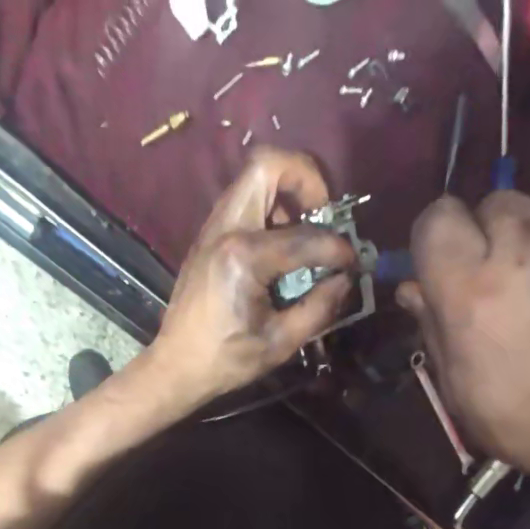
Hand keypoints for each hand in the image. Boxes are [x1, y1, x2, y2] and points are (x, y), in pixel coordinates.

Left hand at [145, 148, 358, 404]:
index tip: (352, 263)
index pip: (305, 235)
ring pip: (255, 176)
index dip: (337, 248)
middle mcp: (226, 229)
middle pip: (269, 164)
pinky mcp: (210, 235)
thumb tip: (346, 279)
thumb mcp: (281, 343)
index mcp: (243, 258)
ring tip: (306, 230)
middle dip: (307, 180)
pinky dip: (271, 206)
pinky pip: (245, 199)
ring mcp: (213, 227)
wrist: (177, 365)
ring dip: (288, 191)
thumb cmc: (227, 359)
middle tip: (323, 217)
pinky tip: (283, 244)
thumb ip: (319, 307)